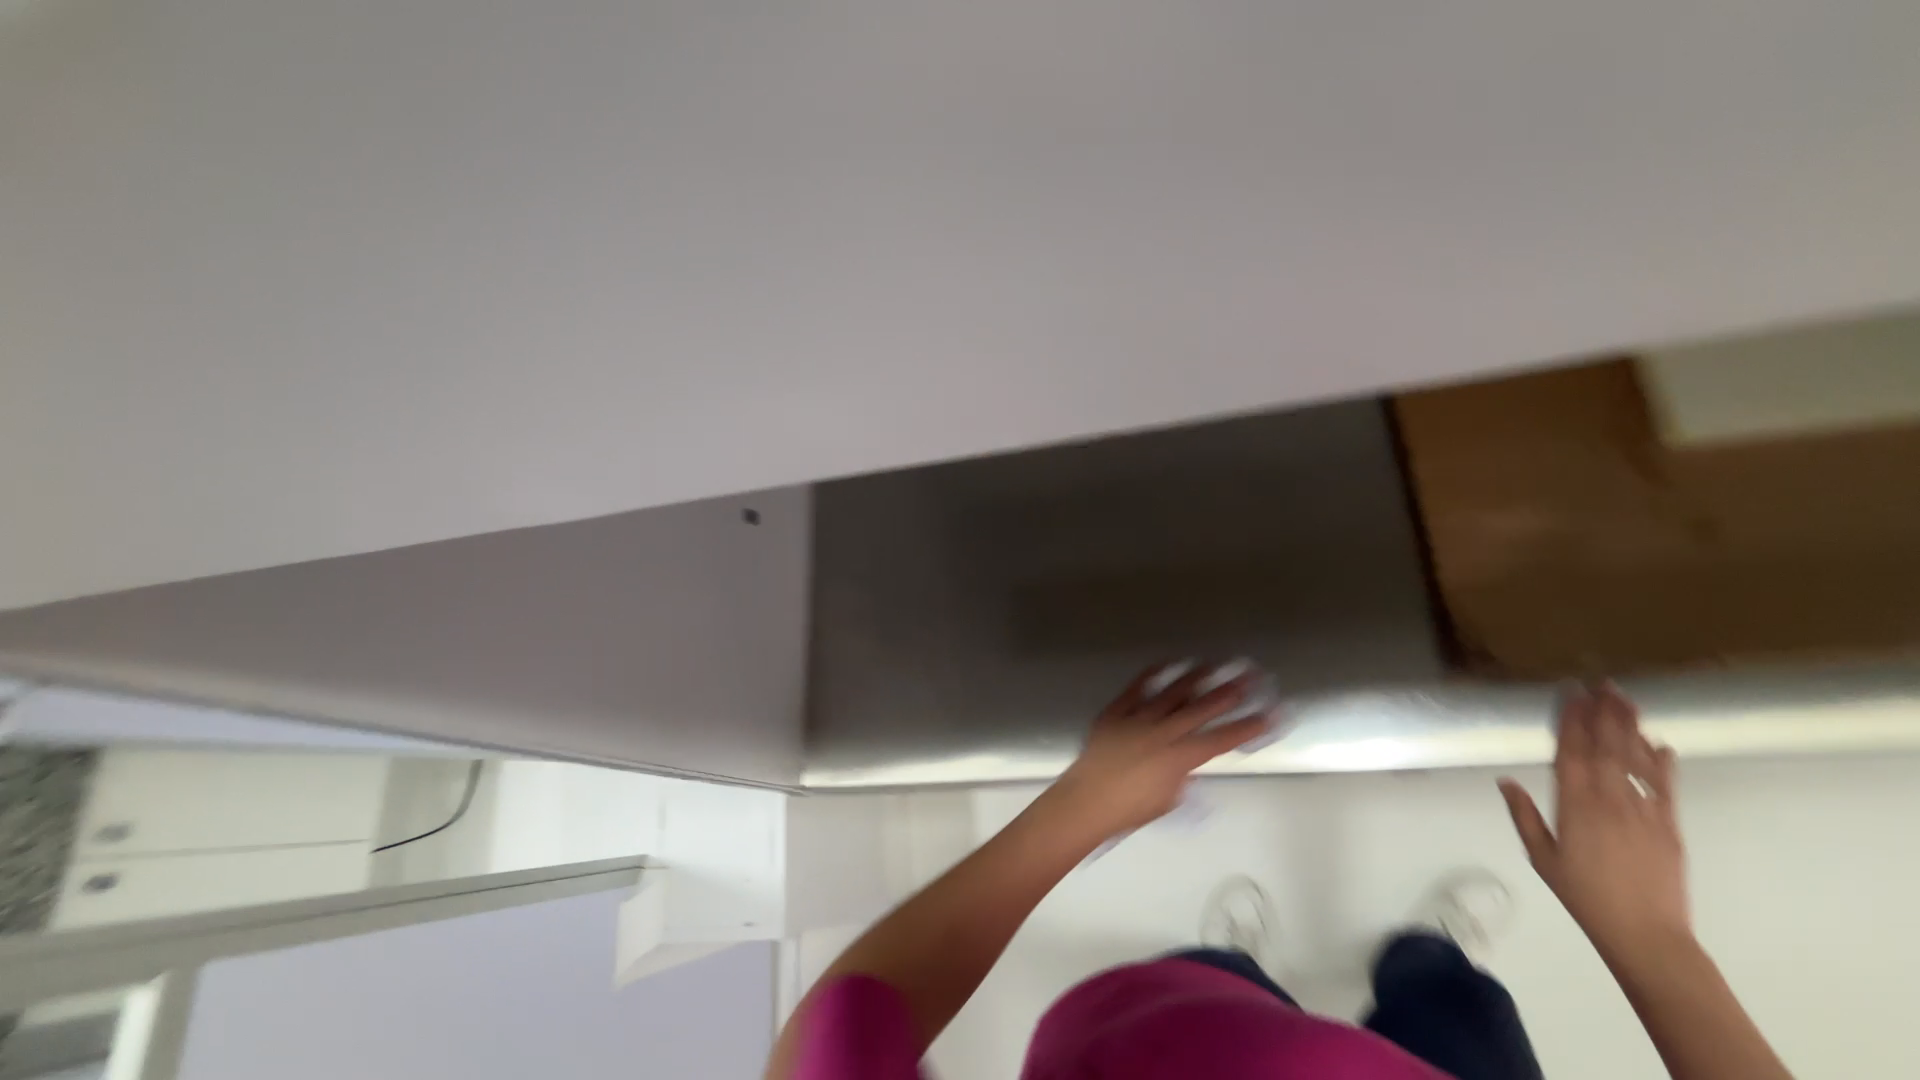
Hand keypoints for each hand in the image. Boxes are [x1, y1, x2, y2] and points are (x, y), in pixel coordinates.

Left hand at [1048, 663, 1272, 838]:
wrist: (1086, 802)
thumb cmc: (1129, 810)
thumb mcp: (1168, 799)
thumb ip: (1183, 777)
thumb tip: (1190, 766)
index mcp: (1180, 758)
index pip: (1222, 739)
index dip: (1249, 727)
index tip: (1271, 714)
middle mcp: (1163, 732)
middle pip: (1203, 708)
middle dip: (1231, 691)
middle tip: (1251, 675)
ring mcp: (1138, 718)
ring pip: (1173, 692)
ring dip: (1198, 676)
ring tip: (1217, 662)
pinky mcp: (1115, 711)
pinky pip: (1137, 688)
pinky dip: (1154, 674)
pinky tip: (1169, 663)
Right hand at [1500, 683, 1691, 958]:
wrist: (1644, 932)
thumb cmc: (1583, 894)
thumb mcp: (1541, 856)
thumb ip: (1524, 816)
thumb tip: (1506, 780)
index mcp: (1575, 805)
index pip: (1571, 752)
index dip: (1571, 721)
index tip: (1570, 694)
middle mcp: (1610, 799)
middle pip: (1606, 746)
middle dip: (1603, 713)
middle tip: (1602, 683)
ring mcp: (1644, 810)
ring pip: (1635, 759)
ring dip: (1630, 727)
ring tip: (1626, 700)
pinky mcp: (1669, 825)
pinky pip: (1665, 786)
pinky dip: (1662, 763)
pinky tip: (1660, 745)